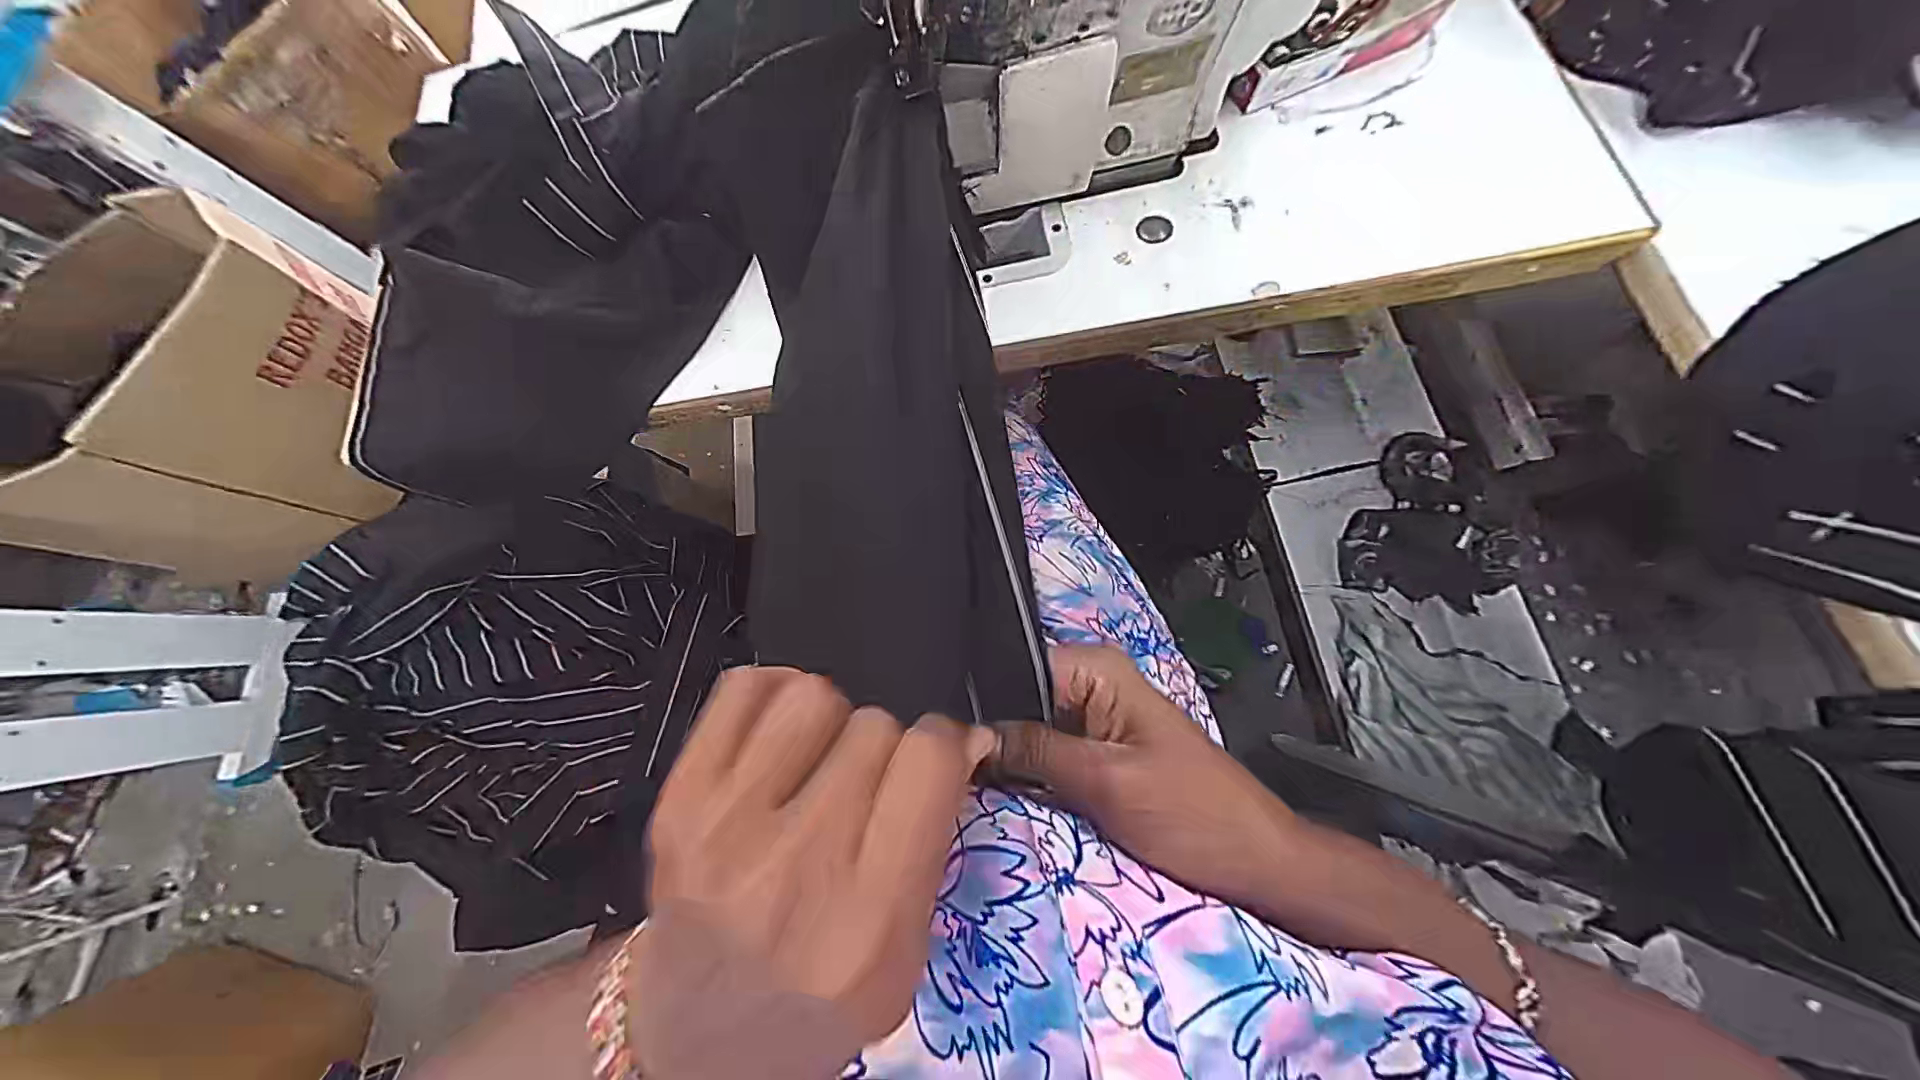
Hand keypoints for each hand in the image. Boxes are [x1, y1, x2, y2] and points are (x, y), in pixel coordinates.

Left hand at [641, 666, 995, 1044]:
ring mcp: (724, 827)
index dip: (947, 742)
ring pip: (814, 695)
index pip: (929, 758)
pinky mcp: (678, 798)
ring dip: (831, 722)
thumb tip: (965, 738)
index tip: (940, 754)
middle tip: (868, 788)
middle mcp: (794, 867)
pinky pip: (745, 687)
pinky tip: (778, 742)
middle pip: (875, 723)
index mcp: (867, 918)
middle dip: (885, 747)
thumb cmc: (813, 1001)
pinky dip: (772, 699)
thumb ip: (938, 839)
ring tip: (819, 766)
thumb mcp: (904, 954)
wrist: (700, 1036)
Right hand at [990, 645, 1304, 911]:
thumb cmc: (1195, 816)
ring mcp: (1092, 719)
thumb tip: (974, 738)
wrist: (1255, 862)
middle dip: (993, 734)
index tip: (953, 742)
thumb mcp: (1106, 782)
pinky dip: (1029, 774)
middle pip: (1016, 699)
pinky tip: (1009, 792)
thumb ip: (1037, 752)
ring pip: (1026, 730)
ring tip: (978, 784)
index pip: (1016, 666)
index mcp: (1097, 669)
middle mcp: (1090, 684)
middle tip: (962, 770)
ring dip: (1008, 758)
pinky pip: (1045, 755)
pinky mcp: (1094, 753)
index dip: (983, 704)